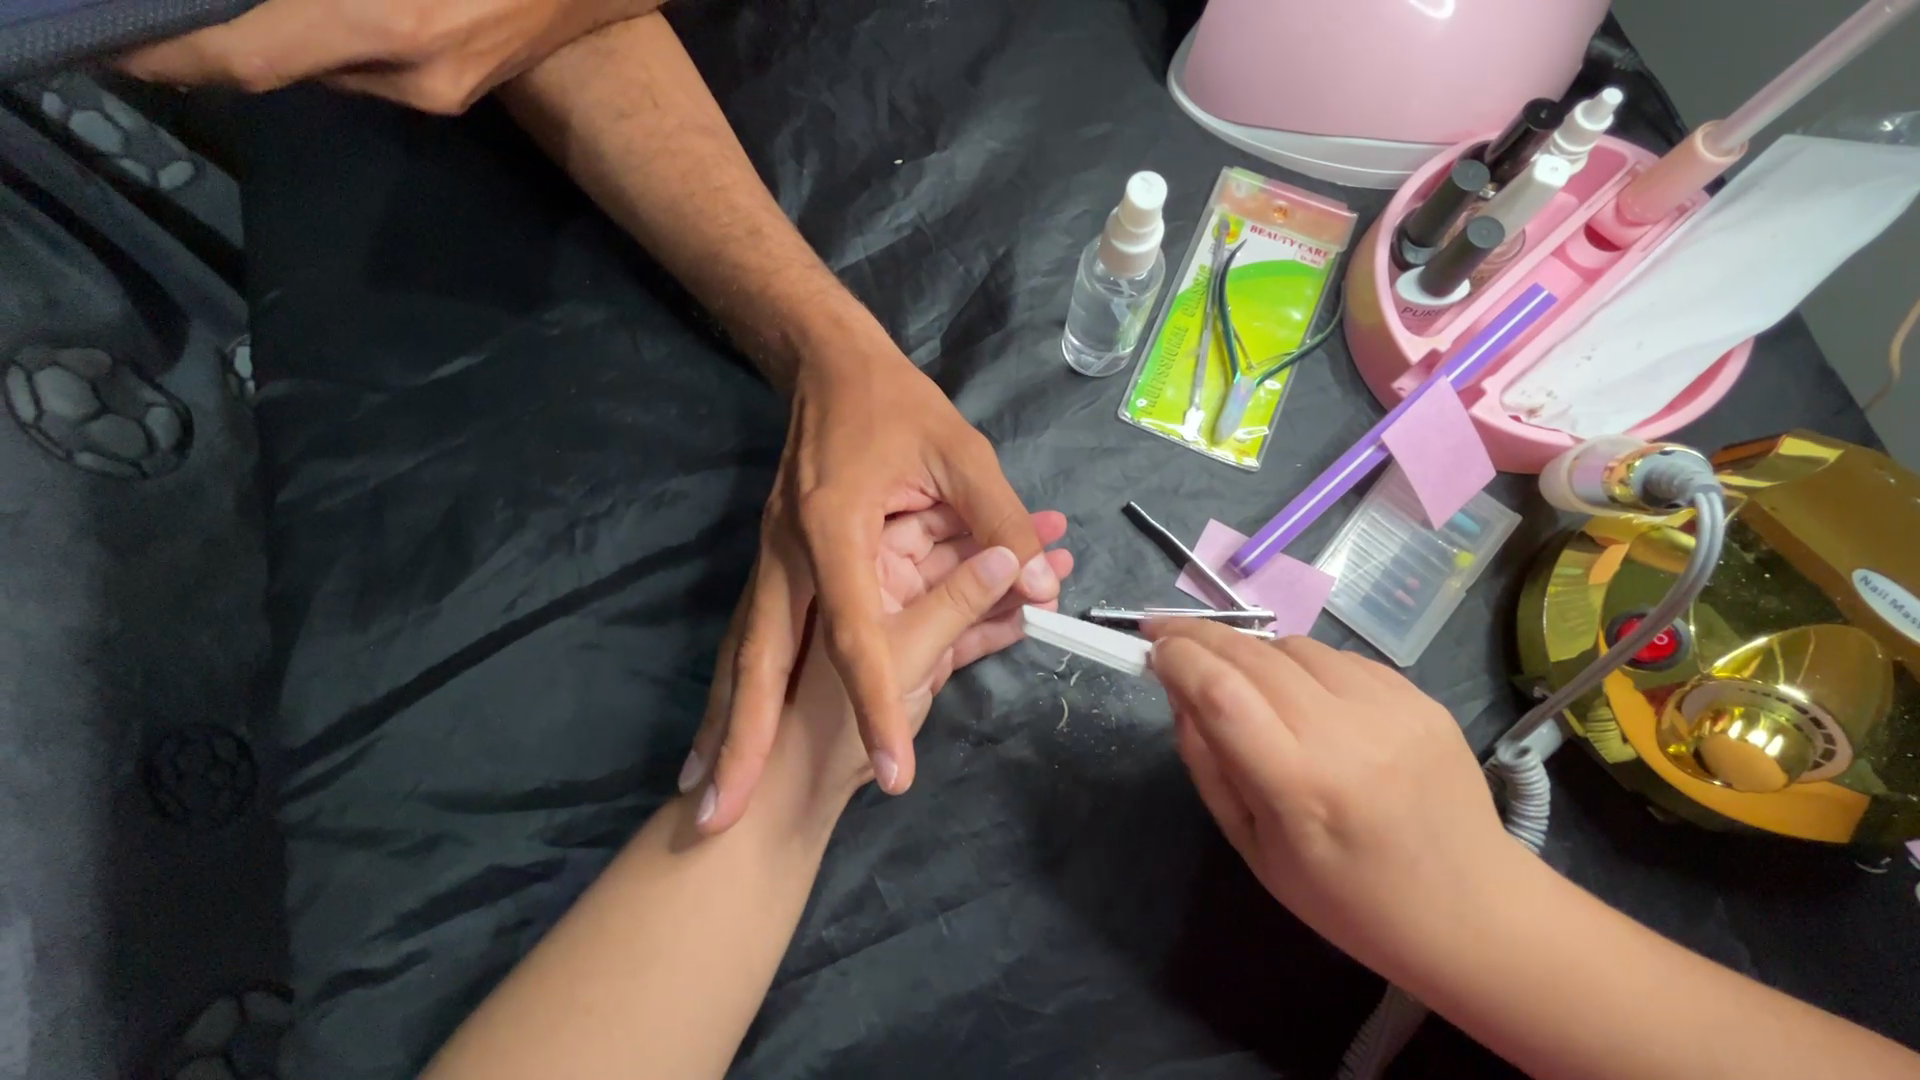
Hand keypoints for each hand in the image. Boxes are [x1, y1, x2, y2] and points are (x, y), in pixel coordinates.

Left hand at [117, 0, 657, 113]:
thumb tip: (266, 8)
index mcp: (390, 27)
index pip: (251, 60)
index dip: (176, 58)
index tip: (118, 49)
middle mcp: (413, 77)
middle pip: (287, 69)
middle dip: (230, 37)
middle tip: (184, 12)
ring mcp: (440, 93)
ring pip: (331, 71)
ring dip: (289, 34)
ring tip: (279, 5)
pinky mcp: (456, 94)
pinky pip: (373, 72)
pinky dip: (337, 39)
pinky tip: (347, 9)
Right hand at [685, 350, 1062, 832]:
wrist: (828, 362)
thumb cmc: (896, 404)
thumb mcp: (962, 454)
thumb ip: (999, 522)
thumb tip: (1042, 589)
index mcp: (832, 529)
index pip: (858, 633)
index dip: (877, 705)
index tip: (892, 773)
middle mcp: (785, 555)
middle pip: (758, 658)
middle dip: (740, 739)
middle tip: (718, 818)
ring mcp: (768, 557)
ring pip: (740, 650)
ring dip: (720, 720)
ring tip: (698, 792)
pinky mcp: (770, 559)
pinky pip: (749, 633)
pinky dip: (729, 685)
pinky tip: (712, 730)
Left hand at [765, 507, 1074, 810]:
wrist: (791, 791)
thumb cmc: (832, 716)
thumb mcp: (904, 651)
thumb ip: (960, 602)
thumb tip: (1019, 564)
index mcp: (857, 557)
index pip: (930, 524)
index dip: (987, 519)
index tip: (1043, 515)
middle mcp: (875, 573)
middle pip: (952, 549)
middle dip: (1007, 542)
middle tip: (1060, 529)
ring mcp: (898, 614)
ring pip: (962, 587)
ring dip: (1010, 582)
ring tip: (1066, 560)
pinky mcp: (916, 651)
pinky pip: (960, 626)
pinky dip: (997, 619)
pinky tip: (1037, 605)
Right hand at [1145, 622, 1514, 973]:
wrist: (1473, 912)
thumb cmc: (1347, 899)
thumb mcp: (1253, 847)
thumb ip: (1207, 765)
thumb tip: (1179, 692)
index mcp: (1301, 786)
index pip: (1221, 692)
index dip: (1178, 658)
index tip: (1152, 649)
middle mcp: (1348, 734)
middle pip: (1252, 654)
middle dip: (1198, 635)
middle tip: (1166, 633)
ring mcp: (1392, 708)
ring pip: (1293, 646)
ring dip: (1251, 651)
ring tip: (1240, 677)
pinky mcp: (1419, 697)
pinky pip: (1338, 658)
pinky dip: (1301, 665)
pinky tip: (1302, 696)